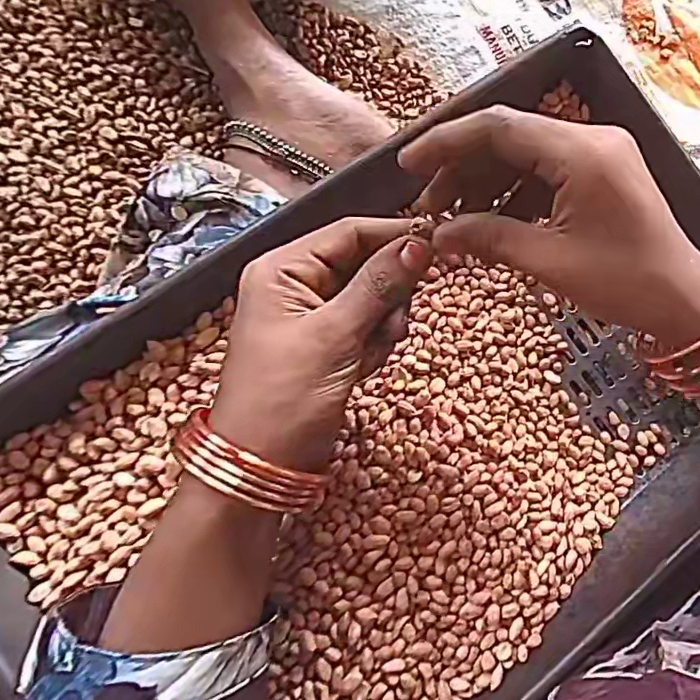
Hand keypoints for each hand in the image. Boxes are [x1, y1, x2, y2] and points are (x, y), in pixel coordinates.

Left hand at [209, 217, 431, 471]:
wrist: (262, 467)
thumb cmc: (284, 400)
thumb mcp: (334, 336)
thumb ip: (379, 285)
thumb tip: (418, 244)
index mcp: (283, 269)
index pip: (349, 232)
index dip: (394, 236)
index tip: (437, 244)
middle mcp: (297, 284)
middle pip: (367, 265)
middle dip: (387, 296)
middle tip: (390, 325)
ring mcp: (314, 315)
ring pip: (375, 298)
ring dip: (383, 326)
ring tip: (366, 355)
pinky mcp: (328, 341)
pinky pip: (370, 326)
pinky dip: (374, 345)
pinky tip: (360, 369)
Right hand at [398, 107, 699, 345]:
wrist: (686, 300)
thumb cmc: (627, 283)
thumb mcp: (550, 262)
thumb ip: (489, 238)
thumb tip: (440, 234)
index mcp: (583, 152)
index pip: (499, 127)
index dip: (447, 141)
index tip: (411, 162)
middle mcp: (594, 139)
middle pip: (510, 137)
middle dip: (463, 169)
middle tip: (430, 205)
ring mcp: (602, 154)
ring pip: (526, 155)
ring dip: (487, 184)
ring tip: (455, 220)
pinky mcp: (604, 173)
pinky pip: (547, 172)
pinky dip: (515, 194)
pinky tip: (491, 221)